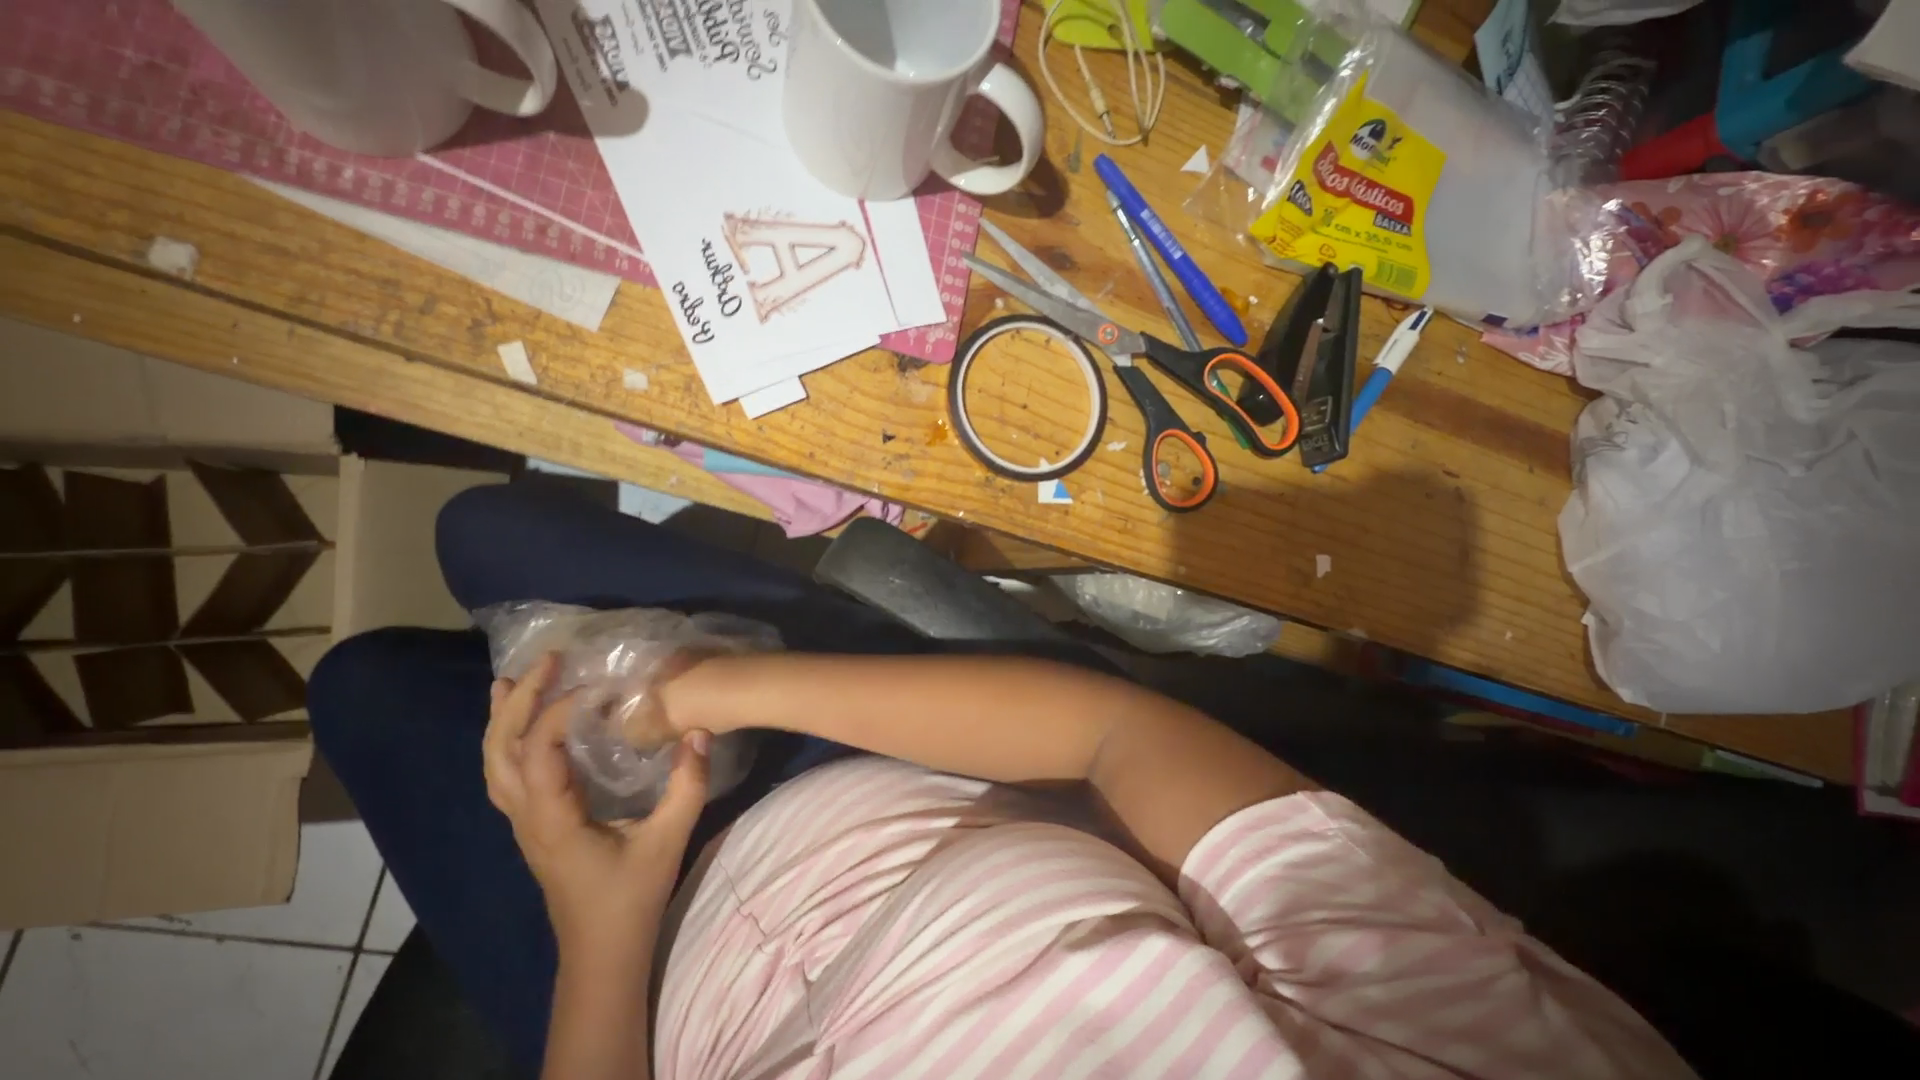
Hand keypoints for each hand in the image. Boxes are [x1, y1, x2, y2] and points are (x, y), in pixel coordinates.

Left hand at [483, 652, 712, 955]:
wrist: (601, 952)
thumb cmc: (631, 899)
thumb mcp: (667, 841)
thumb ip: (686, 787)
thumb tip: (699, 732)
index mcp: (552, 818)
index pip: (540, 748)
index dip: (562, 709)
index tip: (601, 686)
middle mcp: (526, 817)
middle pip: (501, 750)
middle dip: (519, 701)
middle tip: (546, 660)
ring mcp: (523, 824)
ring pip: (494, 764)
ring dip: (502, 720)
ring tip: (510, 681)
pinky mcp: (532, 828)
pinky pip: (506, 776)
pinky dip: (507, 742)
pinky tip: (523, 728)